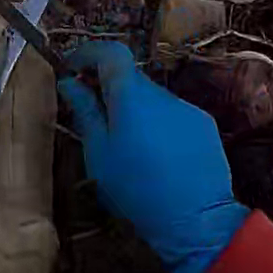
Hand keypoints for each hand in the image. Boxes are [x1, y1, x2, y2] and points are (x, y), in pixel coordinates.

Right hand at [57, 41, 248, 272]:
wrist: (196, 219)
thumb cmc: (137, 189)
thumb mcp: (100, 154)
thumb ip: (86, 112)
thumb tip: (69, 82)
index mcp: (132, 97)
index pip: (111, 52)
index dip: (89, 53)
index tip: (73, 68)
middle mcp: (161, 94)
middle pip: (130, 77)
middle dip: (108, 88)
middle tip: (91, 112)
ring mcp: (186, 107)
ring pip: (151, 97)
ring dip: (133, 109)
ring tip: (125, 144)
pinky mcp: (203, 123)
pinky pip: (171, 113)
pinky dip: (156, 123)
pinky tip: (155, 155)